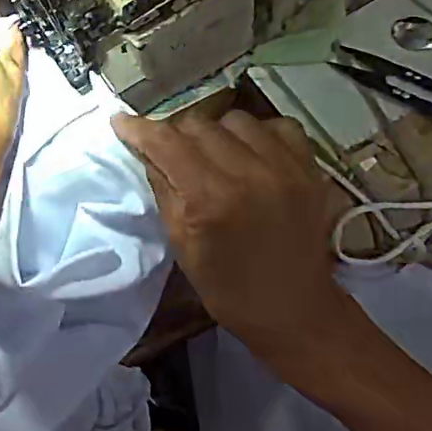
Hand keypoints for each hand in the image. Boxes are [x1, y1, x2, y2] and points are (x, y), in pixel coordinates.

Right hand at [112, 108, 352, 360]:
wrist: (295, 311)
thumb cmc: (226, 284)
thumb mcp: (179, 239)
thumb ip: (162, 186)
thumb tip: (144, 147)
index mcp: (210, 198)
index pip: (165, 141)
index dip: (137, 127)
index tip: (120, 122)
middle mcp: (250, 174)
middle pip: (197, 123)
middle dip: (174, 133)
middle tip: (169, 151)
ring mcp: (286, 168)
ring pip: (234, 119)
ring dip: (215, 131)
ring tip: (212, 153)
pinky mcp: (311, 170)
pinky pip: (278, 126)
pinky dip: (258, 133)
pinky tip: (249, 152)